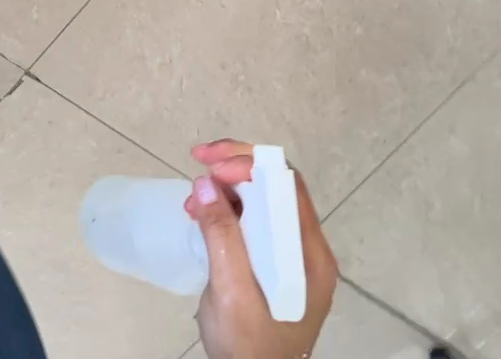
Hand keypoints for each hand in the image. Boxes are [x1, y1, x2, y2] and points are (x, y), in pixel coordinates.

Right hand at [185, 140, 338, 358]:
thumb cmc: (248, 348)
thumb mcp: (231, 294)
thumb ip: (222, 237)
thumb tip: (205, 182)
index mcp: (308, 255)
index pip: (287, 185)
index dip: (249, 165)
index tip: (211, 168)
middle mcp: (304, 249)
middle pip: (275, 185)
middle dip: (235, 165)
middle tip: (197, 161)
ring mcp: (287, 256)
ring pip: (260, 198)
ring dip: (225, 185)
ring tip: (192, 199)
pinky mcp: (268, 262)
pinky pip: (250, 218)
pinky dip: (223, 205)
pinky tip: (200, 214)